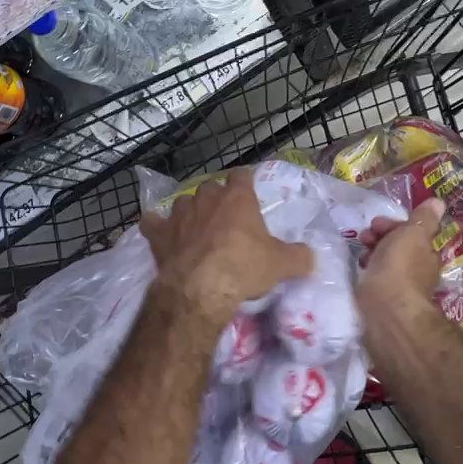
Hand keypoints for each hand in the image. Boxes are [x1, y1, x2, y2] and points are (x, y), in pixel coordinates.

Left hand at [139, 168, 311, 323]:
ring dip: (189, 211)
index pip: (241, 174)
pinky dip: (154, 225)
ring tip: (195, 227)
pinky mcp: (159, 234)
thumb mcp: (281, 264)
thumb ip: (299, 256)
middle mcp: (207, 198)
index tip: (248, 190)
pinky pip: (151, 222)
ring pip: (183, 202)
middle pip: (211, 186)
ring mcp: (180, 214)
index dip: (244, 181)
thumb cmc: (244, 267)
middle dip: (216, 197)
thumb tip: (311, 257)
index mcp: (238, 198)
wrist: (201, 288)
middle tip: (225, 217)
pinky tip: (155, 229)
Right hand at [355, 198, 447, 325]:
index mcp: (426, 253)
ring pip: (386, 260)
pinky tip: (360, 269)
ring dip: (372, 251)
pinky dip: (368, 268)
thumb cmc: (399, 266)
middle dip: (380, 236)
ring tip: (360, 252)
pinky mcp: (386, 299)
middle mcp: (418, 270)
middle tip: (364, 236)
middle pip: (398, 245)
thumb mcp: (414, 233)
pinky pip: (377, 276)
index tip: (375, 224)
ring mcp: (402, 286)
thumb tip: (439, 202)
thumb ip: (424, 218)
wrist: (386, 308)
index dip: (393, 224)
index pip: (411, 232)